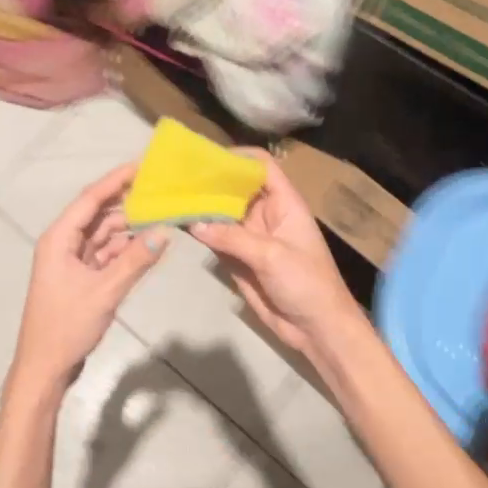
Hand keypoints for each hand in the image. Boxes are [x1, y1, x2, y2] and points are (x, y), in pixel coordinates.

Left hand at [11, 164, 167, 388]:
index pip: (90, 199)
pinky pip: (105, 254)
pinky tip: (148, 244)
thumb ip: (135, 261)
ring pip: (103, 235)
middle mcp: (63, 244)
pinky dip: (125, 250)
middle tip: (160, 190)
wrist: (45, 369)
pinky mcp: (80, 279)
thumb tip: (164, 231)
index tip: (142, 165)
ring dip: (129, 228)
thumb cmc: (66, 327)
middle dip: (127, 203)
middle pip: (98, 214)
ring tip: (161, 214)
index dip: (116, 180)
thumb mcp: (104, 292)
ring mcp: (71, 262)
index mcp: (58, 239)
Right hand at [192, 150, 362, 362]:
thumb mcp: (271, 256)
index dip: (238, 158)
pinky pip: (217, 239)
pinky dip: (200, 231)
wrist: (317, 329)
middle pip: (236, 187)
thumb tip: (194, 223)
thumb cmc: (306, 283)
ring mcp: (251, 237)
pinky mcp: (239, 259)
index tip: (207, 158)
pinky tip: (177, 222)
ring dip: (201, 205)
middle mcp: (265, 214)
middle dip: (211, 181)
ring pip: (223, 213)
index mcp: (284, 203)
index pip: (262, 167)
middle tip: (178, 175)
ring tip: (171, 194)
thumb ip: (233, 238)